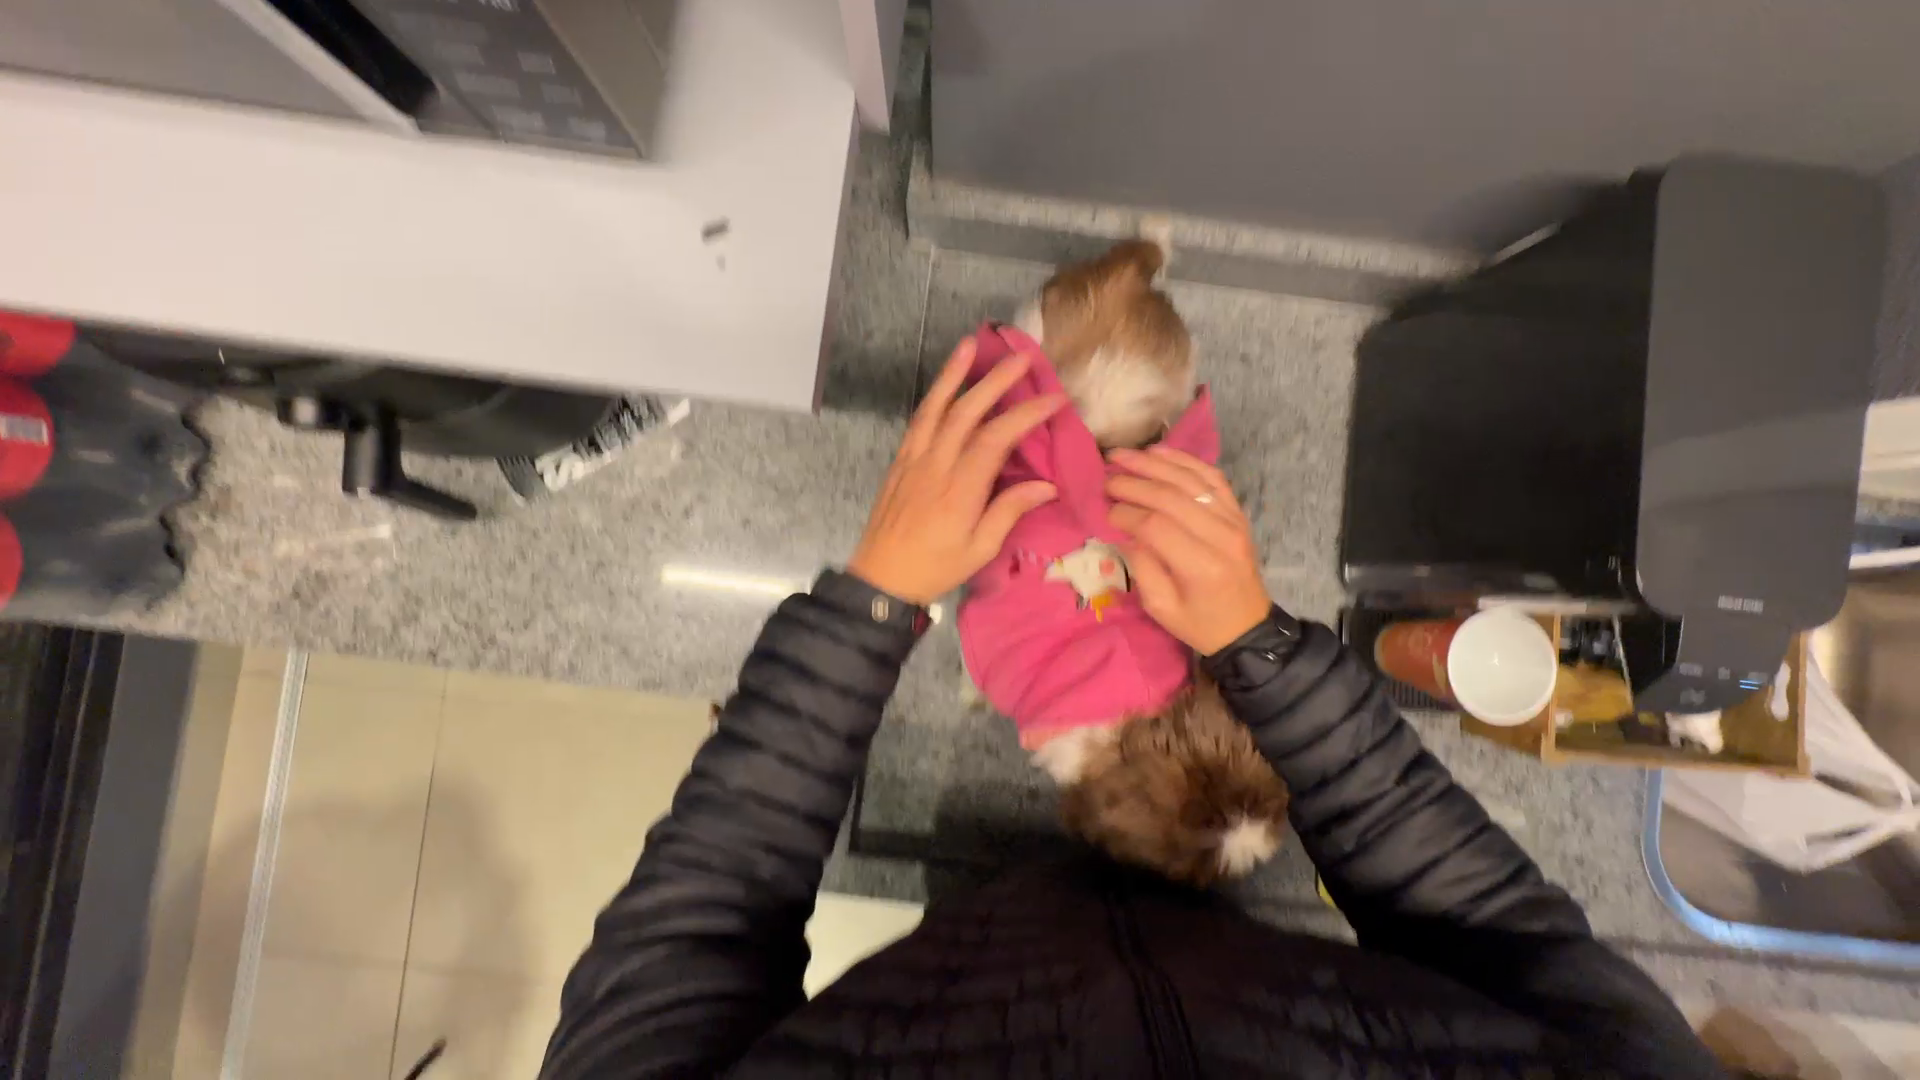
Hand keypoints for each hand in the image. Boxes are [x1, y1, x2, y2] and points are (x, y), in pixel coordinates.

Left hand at [848, 337, 1066, 603]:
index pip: (997, 438)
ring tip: (972, 345)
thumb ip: (1009, 511)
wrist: (880, 578)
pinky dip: (933, 396)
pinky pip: (918, 420)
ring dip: (954, 374)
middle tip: (1023, 357)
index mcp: (960, 489)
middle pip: (967, 412)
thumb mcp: (979, 549)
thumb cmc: (935, 568)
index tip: (1055, 400)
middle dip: (996, 381)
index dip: (1026, 414)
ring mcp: (913, 459)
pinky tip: (944, 382)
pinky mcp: (900, 461)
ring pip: (936, 407)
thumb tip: (1046, 485)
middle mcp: (935, 465)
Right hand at [1105, 446, 1270, 653]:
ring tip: (1121, 455)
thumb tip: (1121, 531)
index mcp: (1200, 566)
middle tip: (1104, 479)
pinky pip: (1211, 476)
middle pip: (1171, 496)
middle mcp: (1221, 536)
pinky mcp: (1238, 512)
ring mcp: (1234, 520)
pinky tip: (1158, 452)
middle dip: (1132, 483)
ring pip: (1190, 479)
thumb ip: (1141, 567)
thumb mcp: (1161, 608)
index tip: (1104, 512)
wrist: (1248, 628)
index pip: (1156, 525)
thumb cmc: (1200, 624)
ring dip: (1153, 463)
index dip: (1125, 513)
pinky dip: (1184, 460)